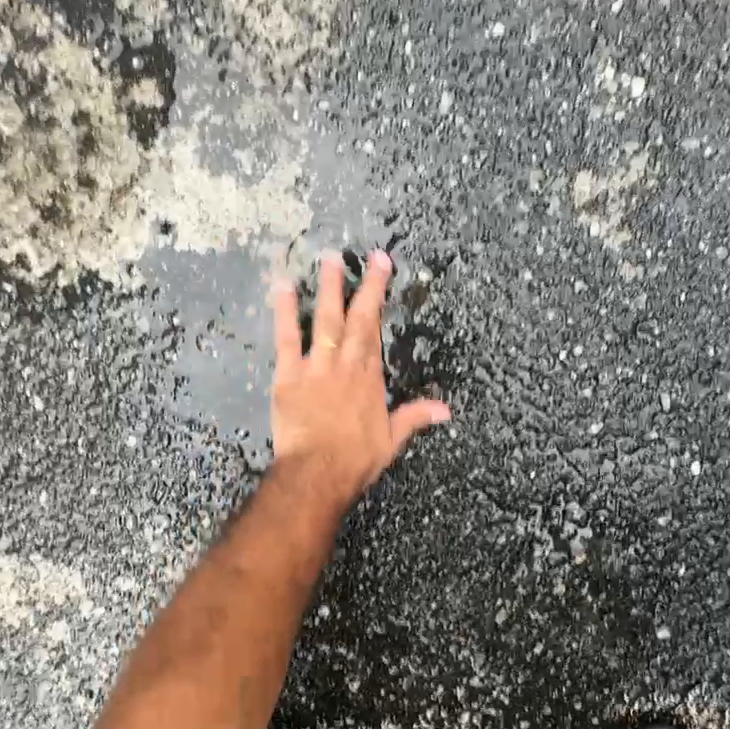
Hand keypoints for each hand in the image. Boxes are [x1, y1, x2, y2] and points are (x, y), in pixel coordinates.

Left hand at [268, 250, 450, 509]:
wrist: (318, 473)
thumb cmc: (355, 460)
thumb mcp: (391, 440)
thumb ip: (415, 417)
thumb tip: (446, 410)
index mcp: (370, 378)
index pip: (374, 329)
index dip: (378, 297)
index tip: (382, 269)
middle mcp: (346, 365)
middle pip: (356, 318)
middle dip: (364, 285)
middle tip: (367, 255)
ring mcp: (317, 368)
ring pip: (324, 320)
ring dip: (328, 289)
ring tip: (329, 259)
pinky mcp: (288, 377)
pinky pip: (287, 338)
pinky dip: (285, 312)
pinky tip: (283, 288)